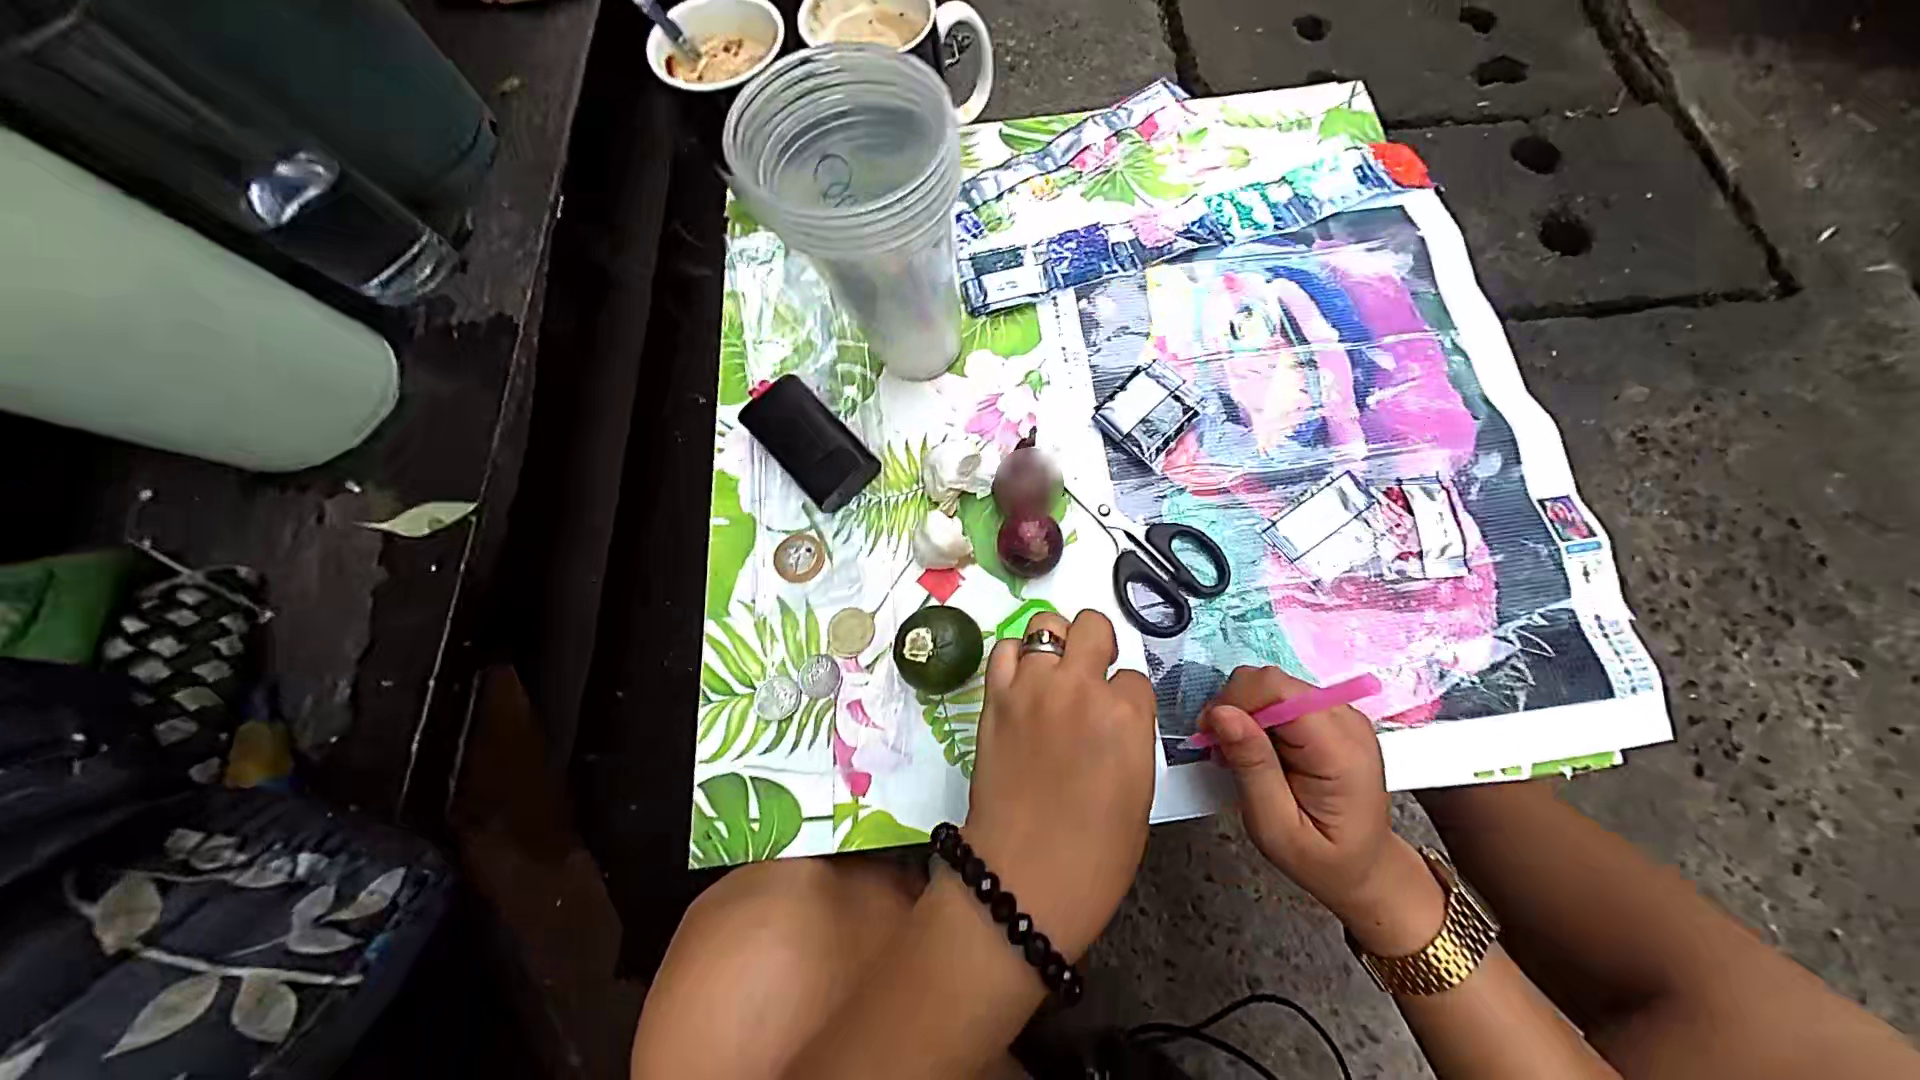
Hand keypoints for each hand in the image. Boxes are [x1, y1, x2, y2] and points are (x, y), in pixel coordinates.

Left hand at [963, 610, 1156, 958]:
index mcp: (1127, 716)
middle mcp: (1080, 688)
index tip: (1117, 718)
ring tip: (1054, 672)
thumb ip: (1131, 736)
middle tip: (1090, 675)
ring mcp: (1033, 687)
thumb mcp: (1139, 790)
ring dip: (1056, 643)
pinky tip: (1021, 681)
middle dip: (1098, 646)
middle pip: (1093, 626)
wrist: (1024, 875)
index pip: (1135, 678)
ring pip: (1046, 624)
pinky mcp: (995, 697)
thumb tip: (1118, 716)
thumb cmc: (1096, 852)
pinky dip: (1015, 657)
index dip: (1127, 698)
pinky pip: (1004, 649)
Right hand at [1200, 666, 1441, 954]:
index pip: (1278, 689)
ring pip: (1270, 684)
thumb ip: (1251, 766)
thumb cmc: (1322, 858)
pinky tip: (1255, 747)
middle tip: (1221, 748)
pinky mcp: (1328, 715)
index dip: (1235, 702)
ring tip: (1238, 753)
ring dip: (1243, 711)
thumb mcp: (1275, 826)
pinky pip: (1279, 696)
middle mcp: (1346, 720)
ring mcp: (1340, 714)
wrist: (1364, 868)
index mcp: (1340, 750)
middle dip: (1234, 706)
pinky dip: (1256, 715)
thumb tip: (1221, 713)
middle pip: (1272, 681)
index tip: (1211, 736)